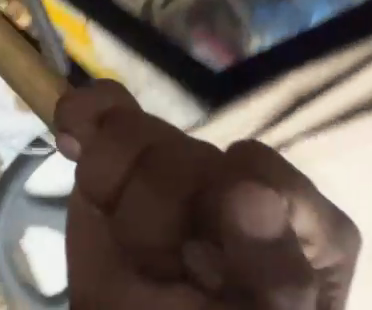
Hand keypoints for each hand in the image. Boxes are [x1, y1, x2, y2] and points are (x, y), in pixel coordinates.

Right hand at [56, 81, 359, 309]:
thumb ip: (272, 266)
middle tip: (163, 268)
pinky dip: (76, 119)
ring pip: (128, 128)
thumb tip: (251, 189)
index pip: (259, 170)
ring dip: (108, 192)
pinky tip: (72, 148)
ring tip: (126, 236)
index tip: (211, 270)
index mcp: (299, 215)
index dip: (220, 213)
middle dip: (152, 220)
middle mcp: (239, 175)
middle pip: (181, 153)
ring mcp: (175, 156)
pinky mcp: (117, 144)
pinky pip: (99, 100)